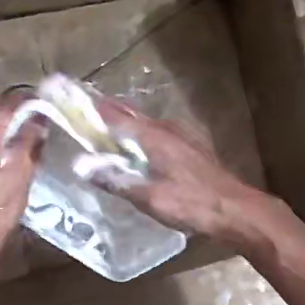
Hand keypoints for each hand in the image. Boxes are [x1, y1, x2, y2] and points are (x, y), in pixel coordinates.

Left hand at [0, 96, 40, 295]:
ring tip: (29, 137)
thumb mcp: (20, 176)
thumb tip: (40, 119)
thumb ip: (29, 140)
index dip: (34, 104)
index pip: (10, 104)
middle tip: (43, 123)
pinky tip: (8, 149)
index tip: (52, 108)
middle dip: (20, 114)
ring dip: (6, 125)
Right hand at [94, 99, 283, 247]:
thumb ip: (115, 179)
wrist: (235, 209)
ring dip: (123, 121)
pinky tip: (136, 144)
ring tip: (102, 125)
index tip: (69, 95)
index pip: (114, 115)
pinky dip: (139, 133)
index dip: (90, 107)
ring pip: (144, 122)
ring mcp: (181, 135)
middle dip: (105, 110)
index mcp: (153, 136)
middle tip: (80, 108)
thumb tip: (80, 165)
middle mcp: (166, 128)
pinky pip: (156, 132)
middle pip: (129, 114)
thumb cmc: (191, 203)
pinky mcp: (190, 146)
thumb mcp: (148, 197)